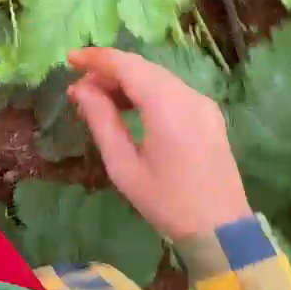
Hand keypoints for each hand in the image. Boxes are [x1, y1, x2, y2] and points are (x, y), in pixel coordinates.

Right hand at [67, 48, 251, 240]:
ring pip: (156, 76)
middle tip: (78, 88)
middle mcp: (189, 96)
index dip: (96, 58)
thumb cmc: (166, 202)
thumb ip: (101, 121)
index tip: (69, 60)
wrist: (221, 231)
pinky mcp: (207, 114)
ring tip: (96, 99)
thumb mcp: (123, 166)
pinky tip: (125, 106)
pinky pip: (170, 90)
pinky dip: (144, 90)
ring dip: (125, 80)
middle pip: (142, 67)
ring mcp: (202, 104)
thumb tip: (81, 89)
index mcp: (168, 108)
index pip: (127, 66)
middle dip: (108, 70)